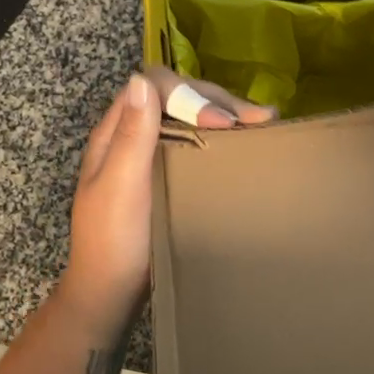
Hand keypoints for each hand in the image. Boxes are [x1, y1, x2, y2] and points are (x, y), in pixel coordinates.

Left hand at [59, 71, 275, 330]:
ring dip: (225, 116)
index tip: (224, 122)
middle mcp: (131, 138)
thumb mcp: (120, 187)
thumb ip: (131, 136)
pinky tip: (246, 145)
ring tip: (264, 124)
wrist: (109, 293)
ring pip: (188, 120)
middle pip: (175, 99)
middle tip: (260, 118)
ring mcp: (149, 159)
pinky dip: (221, 139)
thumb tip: (142, 79)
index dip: (191, 95)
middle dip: (217, 101)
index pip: (155, 87)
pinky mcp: (166, 179)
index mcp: (114, 134)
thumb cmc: (113, 242)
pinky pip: (194, 145)